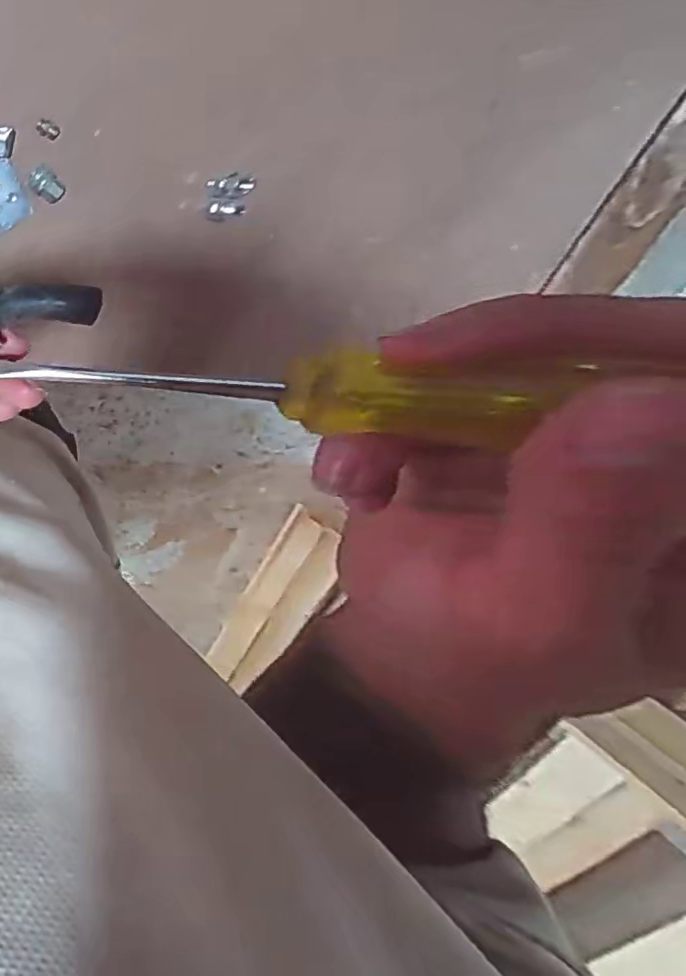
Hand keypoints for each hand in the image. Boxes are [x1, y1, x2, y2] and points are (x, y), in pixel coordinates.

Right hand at [311, 295, 685, 778]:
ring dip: (396, 413)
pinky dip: (368, 434)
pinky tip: (349, 483)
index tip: (474, 348)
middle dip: (482, 353)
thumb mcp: (537, 609)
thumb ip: (591, 522)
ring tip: (352, 476)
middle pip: (592, 350)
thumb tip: (637, 399)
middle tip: (396, 362)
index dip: (598, 336)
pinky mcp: (484, 441)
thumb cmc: (481, 656)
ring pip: (489, 374)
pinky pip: (424, 402)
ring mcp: (565, 443)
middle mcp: (651, 457)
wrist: (404, 663)